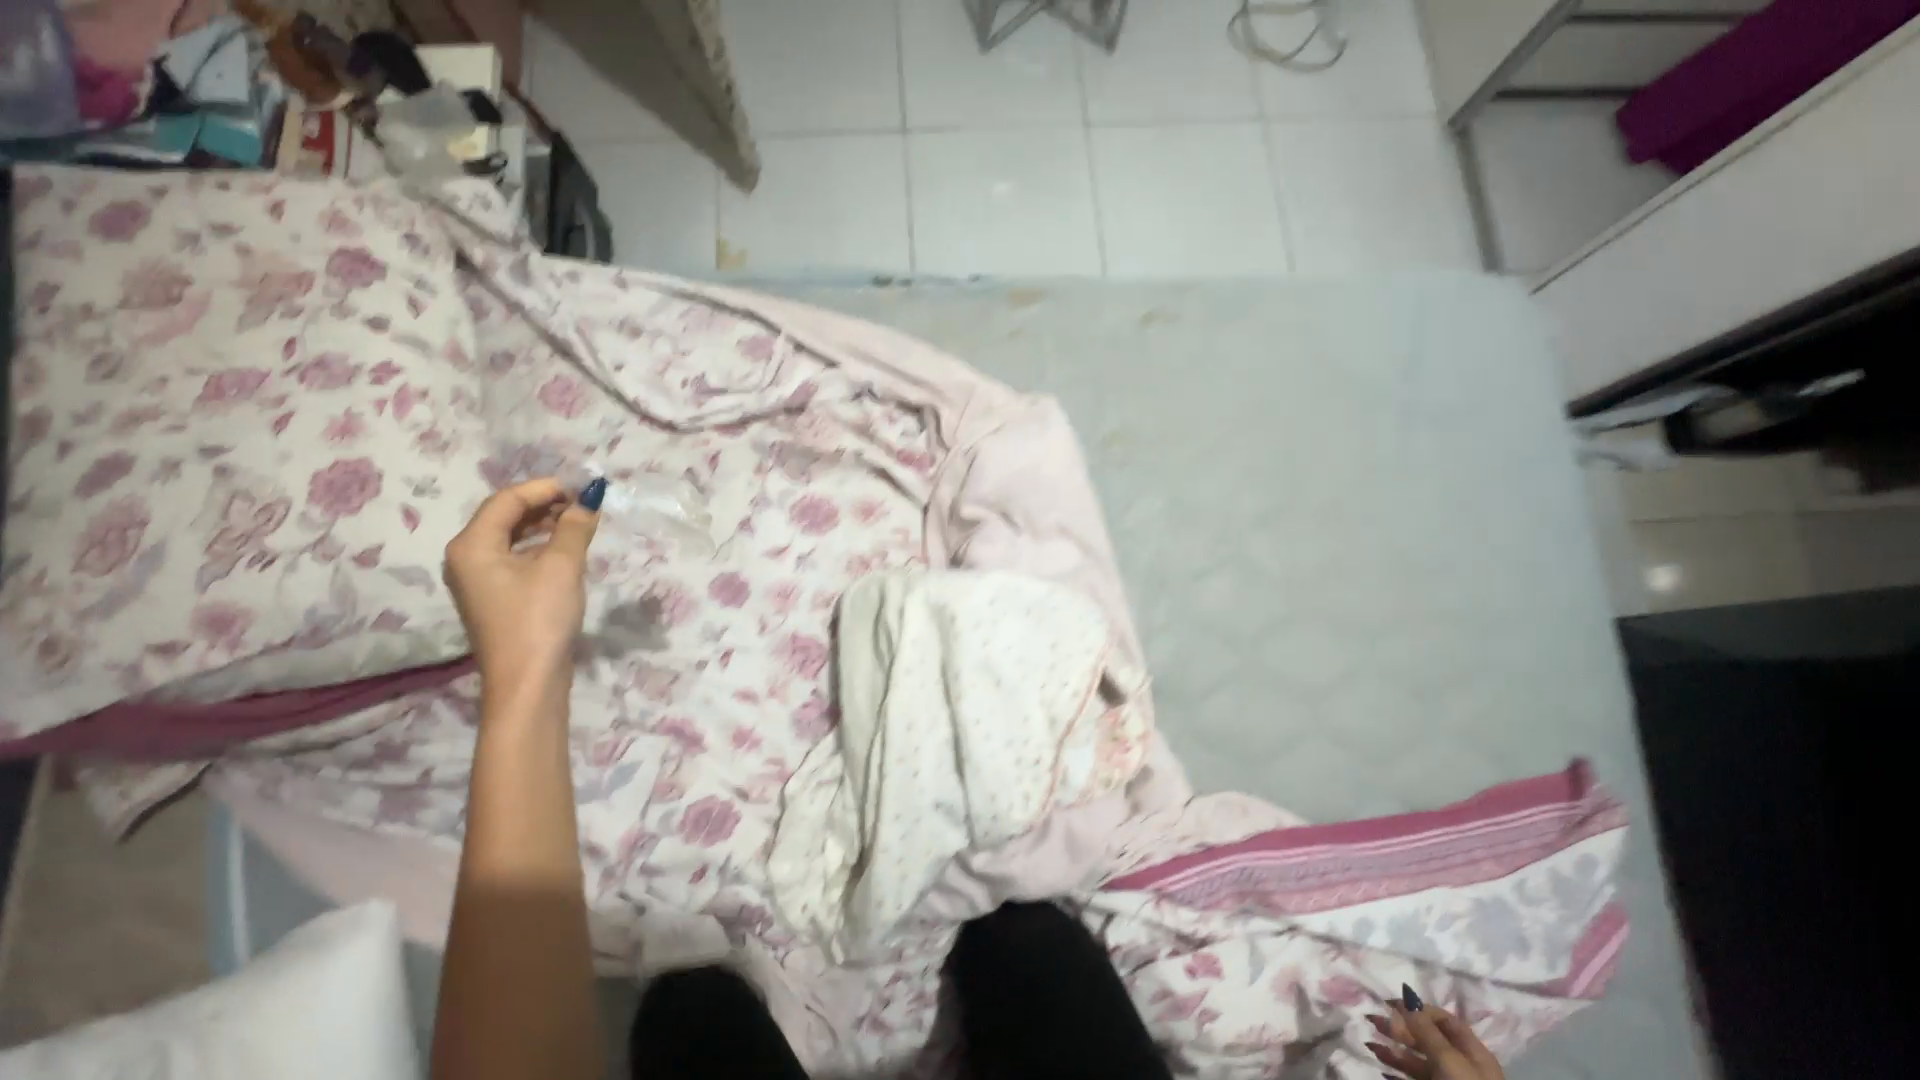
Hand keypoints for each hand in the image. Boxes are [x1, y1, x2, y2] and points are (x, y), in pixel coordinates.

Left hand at [444, 477, 601, 697]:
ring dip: (544, 526)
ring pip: (511, 538)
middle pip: (504, 516)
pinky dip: (539, 548)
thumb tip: (589, 500)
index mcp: (472, 545)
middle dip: (544, 506)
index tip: (582, 488)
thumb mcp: (563, 566)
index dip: (545, 489)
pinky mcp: (495, 599)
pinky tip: (566, 552)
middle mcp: (466, 558)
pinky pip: (514, 559)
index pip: (507, 500)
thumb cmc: (539, 618)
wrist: (528, 682)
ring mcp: (478, 581)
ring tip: (579, 524)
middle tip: (583, 505)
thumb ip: (575, 527)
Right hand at [1366, 1000, 1503, 1079]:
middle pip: (1427, 1039)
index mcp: (1472, 1051)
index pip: (1444, 1020)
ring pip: (1417, 1061)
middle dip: (1399, 1028)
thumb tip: (1407, 995)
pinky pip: (1413, 1079)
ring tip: (1370, 1046)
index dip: (1418, 1009)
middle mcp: (1460, 1065)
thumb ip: (1425, 1029)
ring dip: (1393, 1051)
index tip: (1390, 1004)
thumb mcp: (1447, 1059)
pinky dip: (1397, 1074)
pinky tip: (1382, 1071)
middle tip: (1372, 1021)